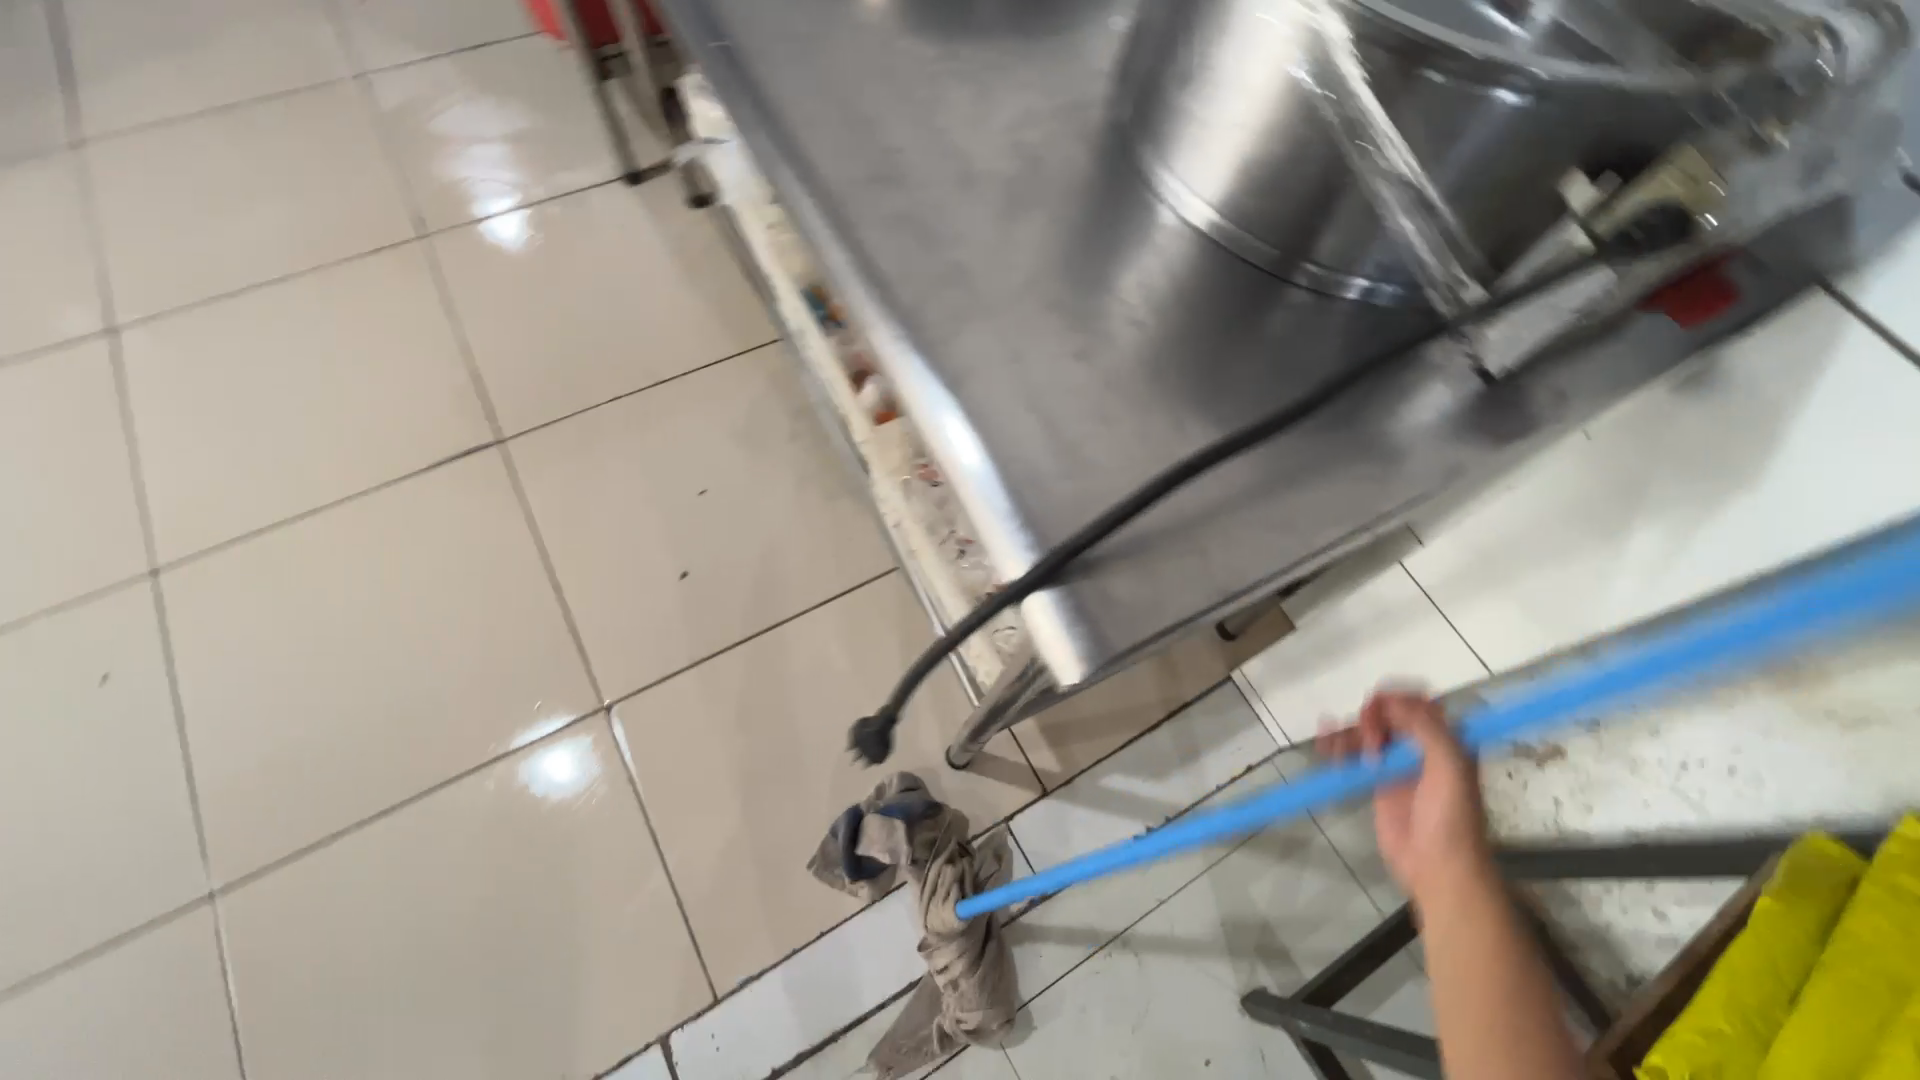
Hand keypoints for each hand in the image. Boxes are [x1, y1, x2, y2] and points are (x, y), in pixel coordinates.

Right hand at [1319, 691, 1491, 903]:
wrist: (1437, 865)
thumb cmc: (1451, 817)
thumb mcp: (1450, 768)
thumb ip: (1427, 730)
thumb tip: (1393, 702)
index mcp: (1446, 740)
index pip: (1420, 703)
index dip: (1398, 698)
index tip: (1379, 705)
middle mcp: (1421, 747)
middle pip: (1389, 714)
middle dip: (1372, 718)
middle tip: (1369, 740)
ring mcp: (1396, 764)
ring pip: (1368, 732)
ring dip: (1351, 732)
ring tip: (1337, 747)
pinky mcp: (1376, 781)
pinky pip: (1355, 754)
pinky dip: (1339, 745)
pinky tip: (1326, 743)